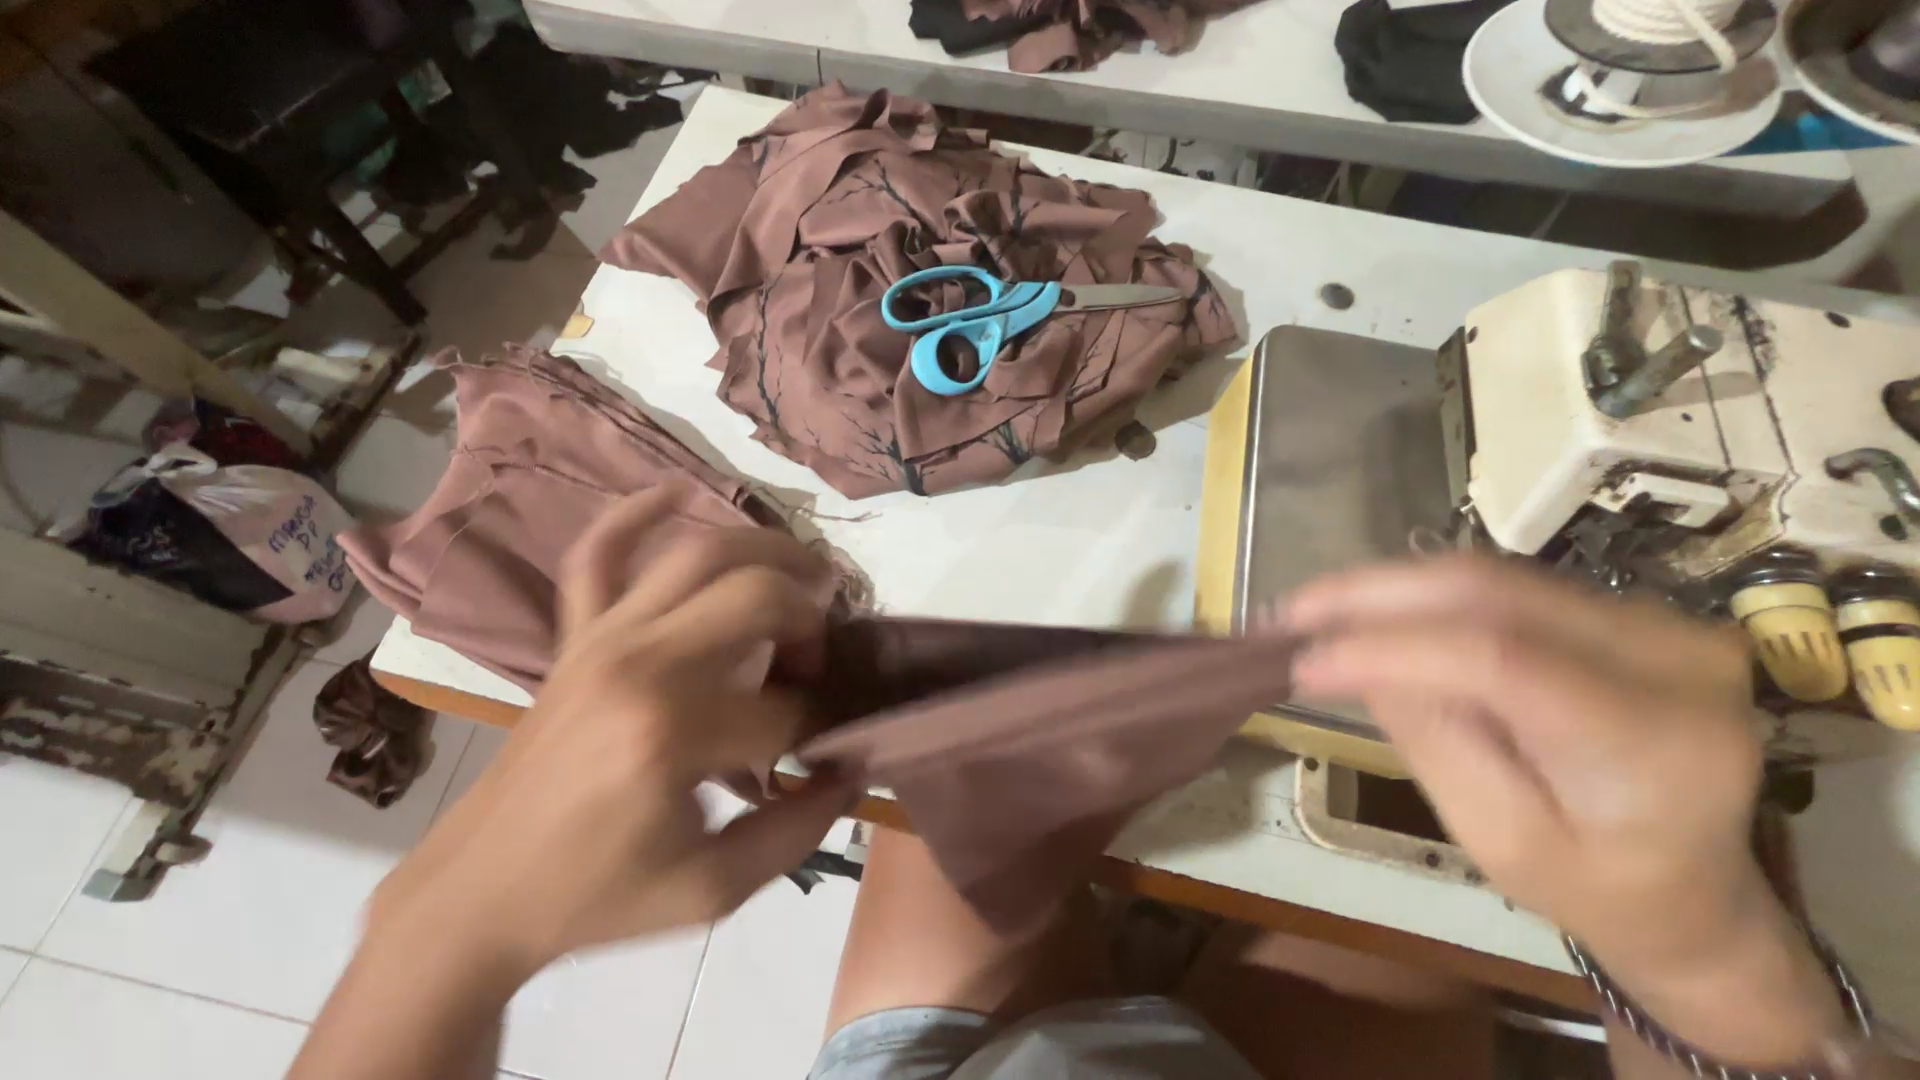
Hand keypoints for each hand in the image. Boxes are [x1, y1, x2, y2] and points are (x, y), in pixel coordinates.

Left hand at [369, 485, 852, 979]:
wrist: (479, 894)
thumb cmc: (600, 896)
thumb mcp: (714, 890)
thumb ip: (798, 830)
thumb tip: (851, 771)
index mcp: (672, 735)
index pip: (787, 710)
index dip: (823, 731)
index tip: (830, 755)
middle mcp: (640, 664)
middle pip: (757, 599)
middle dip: (810, 622)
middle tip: (822, 658)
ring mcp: (602, 640)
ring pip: (697, 556)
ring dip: (764, 548)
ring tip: (805, 568)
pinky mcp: (573, 639)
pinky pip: (596, 557)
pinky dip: (634, 515)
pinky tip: (674, 491)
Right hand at [1282, 555, 1775, 982]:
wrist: (1691, 885)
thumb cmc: (1592, 884)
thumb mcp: (1498, 838)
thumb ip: (1434, 741)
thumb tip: (1359, 659)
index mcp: (1653, 741)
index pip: (1500, 659)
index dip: (1387, 648)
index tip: (1300, 663)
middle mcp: (1672, 659)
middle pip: (1492, 592)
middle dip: (1373, 595)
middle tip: (1288, 613)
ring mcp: (1657, 623)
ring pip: (1490, 576)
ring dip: (1389, 589)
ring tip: (1313, 611)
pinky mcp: (1625, 611)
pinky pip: (1503, 585)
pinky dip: (1424, 595)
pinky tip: (1370, 611)